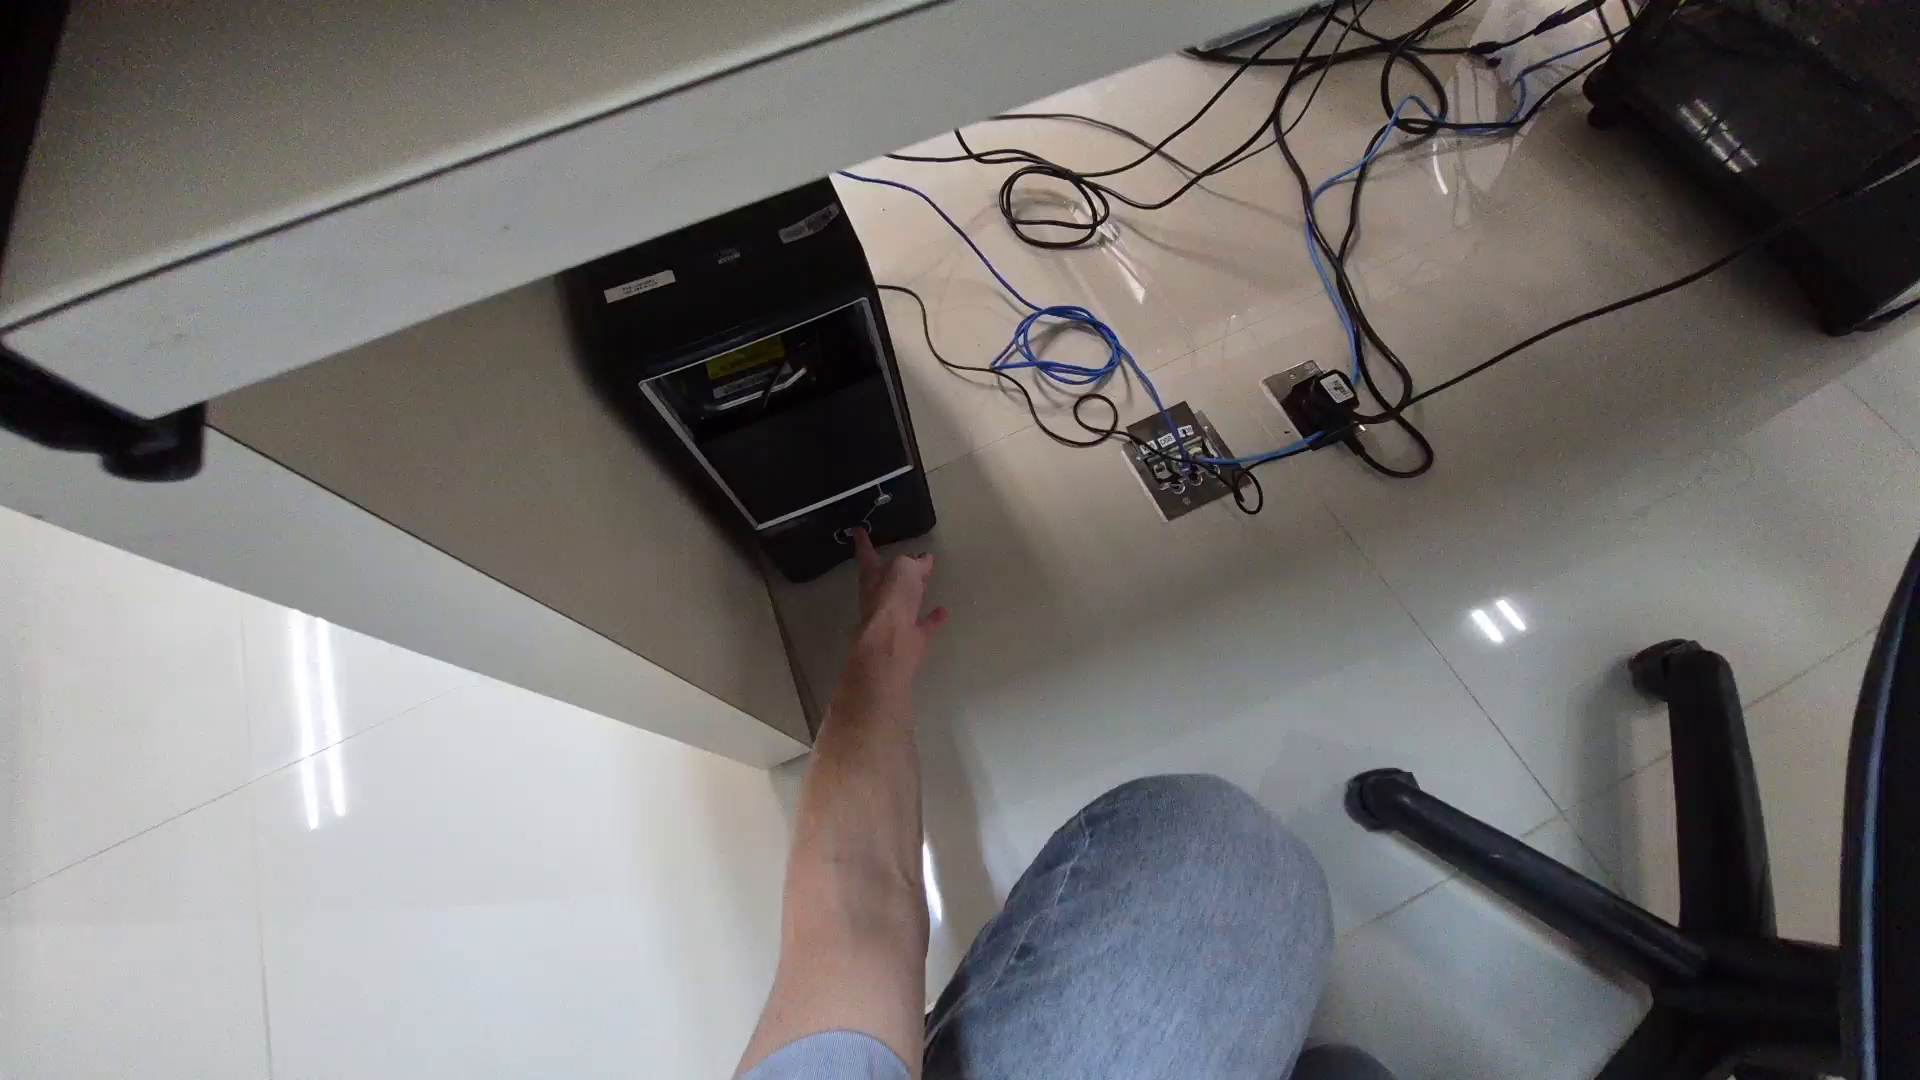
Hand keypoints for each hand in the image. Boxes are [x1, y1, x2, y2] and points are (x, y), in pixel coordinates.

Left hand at [850, 528, 947, 676]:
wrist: (892, 641)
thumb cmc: (891, 598)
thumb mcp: (903, 569)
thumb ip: (913, 563)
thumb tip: (923, 560)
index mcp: (872, 577)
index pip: (867, 554)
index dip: (864, 542)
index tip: (858, 530)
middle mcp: (880, 597)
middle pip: (890, 579)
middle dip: (900, 569)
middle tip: (914, 558)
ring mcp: (894, 618)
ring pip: (906, 600)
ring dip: (916, 590)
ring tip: (928, 579)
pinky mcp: (909, 636)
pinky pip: (923, 623)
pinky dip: (932, 617)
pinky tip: (943, 610)